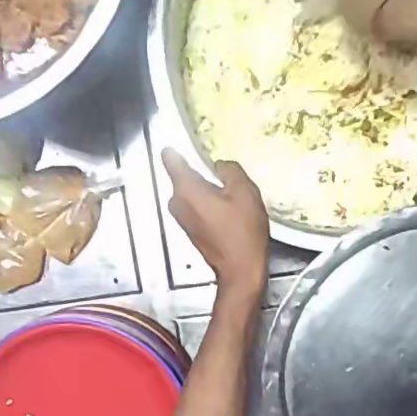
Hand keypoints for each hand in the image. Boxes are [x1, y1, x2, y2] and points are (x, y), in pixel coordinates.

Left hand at [162, 150, 268, 306]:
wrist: (241, 269)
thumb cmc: (242, 230)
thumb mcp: (245, 192)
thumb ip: (231, 170)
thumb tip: (221, 165)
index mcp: (187, 189)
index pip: (171, 160)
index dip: (176, 150)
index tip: (181, 146)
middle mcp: (178, 203)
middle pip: (183, 180)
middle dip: (199, 175)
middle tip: (220, 174)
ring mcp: (183, 221)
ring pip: (191, 196)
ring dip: (205, 193)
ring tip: (228, 194)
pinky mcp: (192, 233)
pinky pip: (196, 211)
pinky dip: (208, 208)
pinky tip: (227, 212)